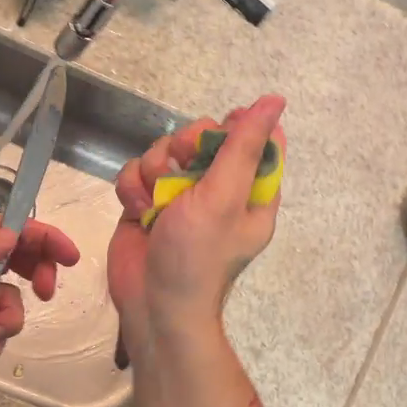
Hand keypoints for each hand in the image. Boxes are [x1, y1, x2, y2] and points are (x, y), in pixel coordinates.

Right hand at [109, 96, 286, 342]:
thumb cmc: (196, 257)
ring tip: (153, 202)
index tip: (215, 138)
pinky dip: (131, 188)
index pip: (254, 137)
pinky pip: (134, 174)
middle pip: (200, 136)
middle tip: (179, 172)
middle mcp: (215, 189)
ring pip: (161, 152)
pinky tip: (135, 211)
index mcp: (250, 189)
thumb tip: (275, 99)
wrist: (152, 306)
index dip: (234, 127)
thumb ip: (243, 146)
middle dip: (182, 148)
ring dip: (151, 172)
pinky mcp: (144, 206)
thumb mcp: (224, 198)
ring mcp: (176, 198)